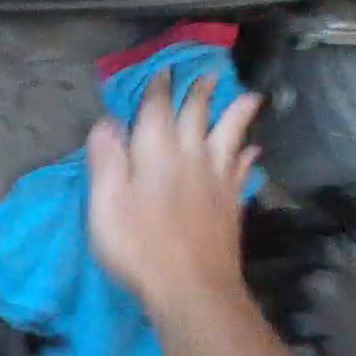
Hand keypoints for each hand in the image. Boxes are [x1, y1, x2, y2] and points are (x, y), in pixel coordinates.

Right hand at [86, 71, 262, 315]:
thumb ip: (107, 161)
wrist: (189, 284)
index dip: (157, 91)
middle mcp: (191, 158)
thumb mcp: (105, 204)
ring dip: (236, 114)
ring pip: (229, 135)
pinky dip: (246, 154)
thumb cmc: (136, 245)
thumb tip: (106, 123)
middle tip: (205, 74)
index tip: (161, 71)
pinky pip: (242, 168)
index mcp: (155, 156)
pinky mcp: (231, 201)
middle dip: (198, 93)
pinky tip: (251, 151)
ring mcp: (216, 179)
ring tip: (247, 98)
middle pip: (197, 117)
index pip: (156, 113)